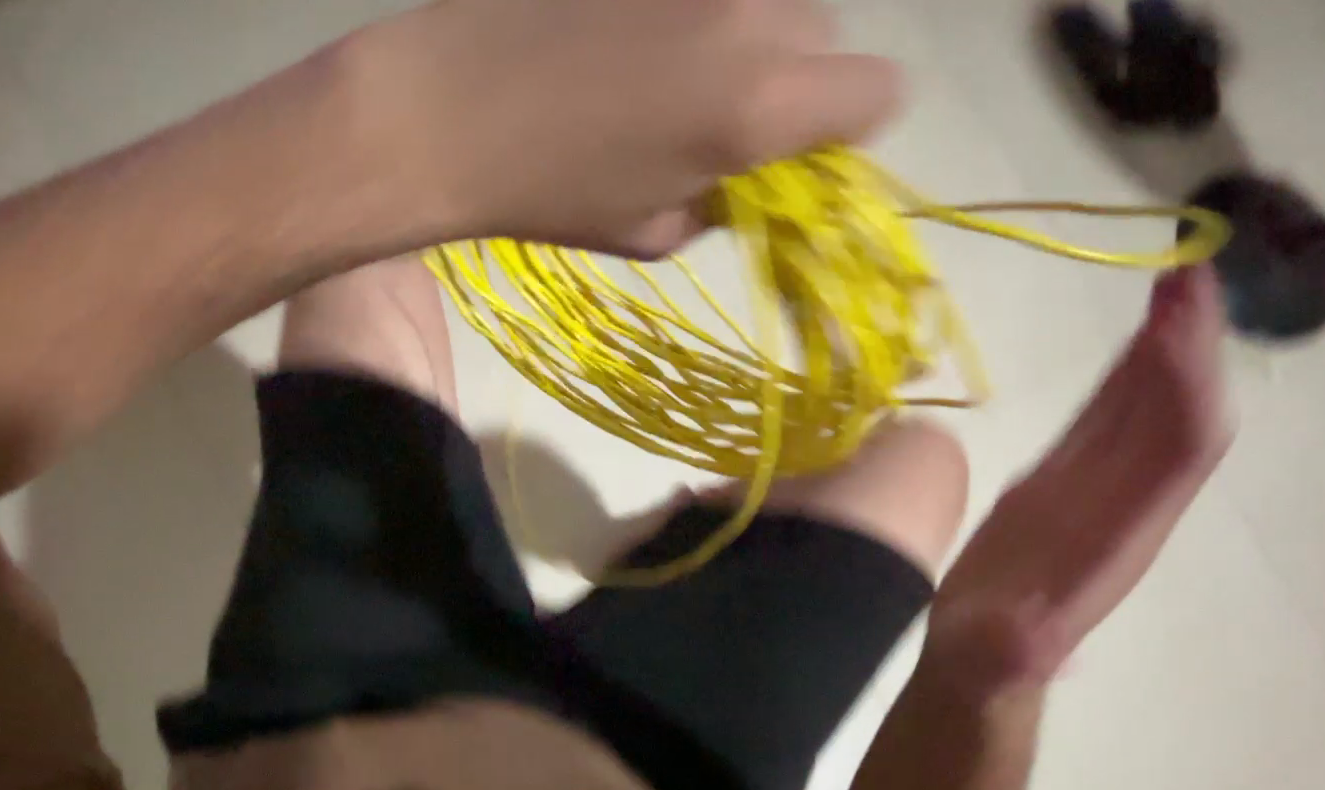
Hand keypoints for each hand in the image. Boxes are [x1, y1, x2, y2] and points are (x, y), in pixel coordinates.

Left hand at [376, 0, 900, 255]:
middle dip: (792, 78)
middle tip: (716, 113)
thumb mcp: (650, 231)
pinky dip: (689, 9)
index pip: (881, 93)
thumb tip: (757, 171)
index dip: (847, 125)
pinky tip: (629, 33)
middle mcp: (753, 13)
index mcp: (760, 105)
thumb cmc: (546, 194)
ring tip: (664, 68)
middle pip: (828, 32)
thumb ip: (728, 198)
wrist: (443, 113)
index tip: (797, 147)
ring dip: (743, 34)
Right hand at [925, 267, 1232, 693]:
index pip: (1178, 446)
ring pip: (1151, 409)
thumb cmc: (990, 656)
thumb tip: (1027, 641)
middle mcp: (1125, 501)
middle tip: (1186, 270)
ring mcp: (1099, 488)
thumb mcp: (999, 658)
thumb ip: (1015, 645)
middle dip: (1189, 343)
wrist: (984, 660)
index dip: (1185, 382)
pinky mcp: (1065, 483)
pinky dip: (1126, 375)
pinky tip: (1132, 339)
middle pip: (1177, 411)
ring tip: (1171, 283)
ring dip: (1165, 347)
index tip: (1177, 319)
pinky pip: (1109, 421)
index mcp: (1118, 533)